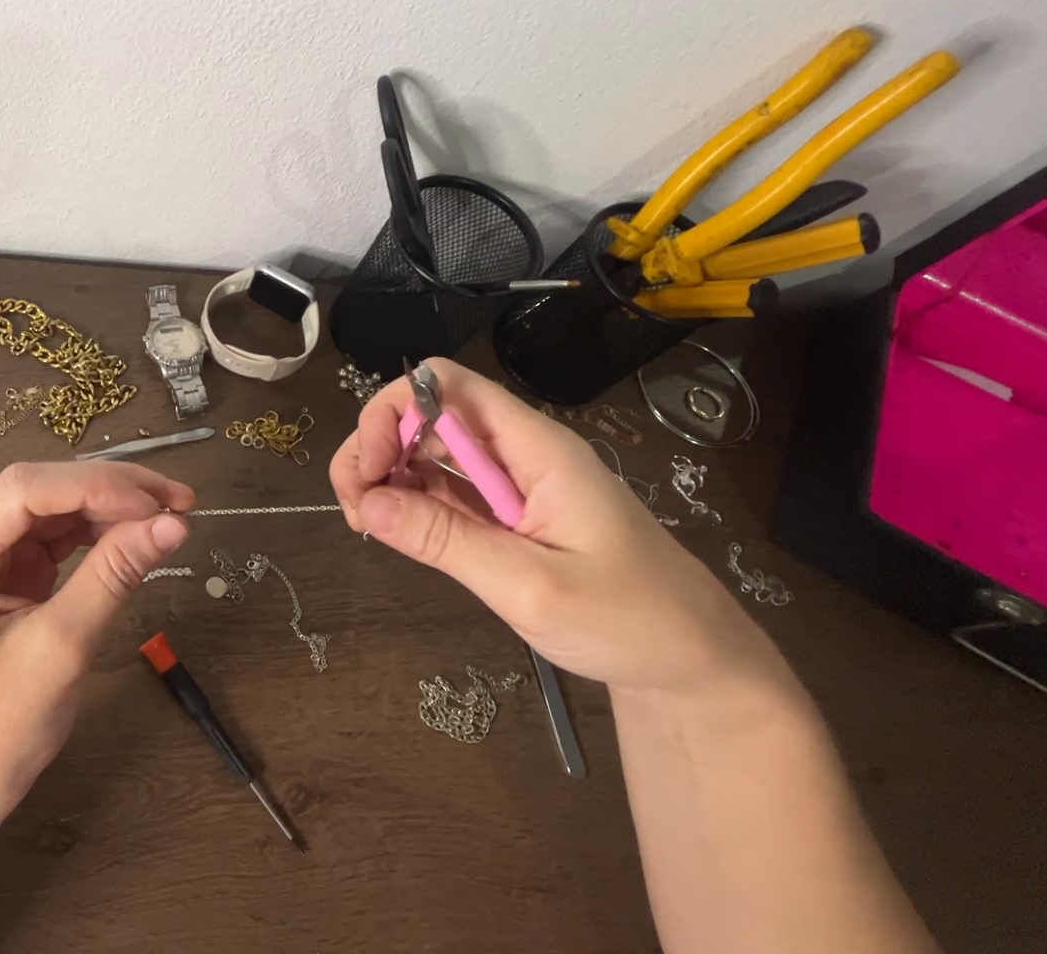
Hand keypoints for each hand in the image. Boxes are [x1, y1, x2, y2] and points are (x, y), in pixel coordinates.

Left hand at [0, 461, 192, 819]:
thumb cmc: (2, 727)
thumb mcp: (62, 647)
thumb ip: (113, 577)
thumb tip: (173, 523)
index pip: (20, 493)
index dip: (92, 486)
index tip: (155, 501)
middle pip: (38, 491)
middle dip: (108, 488)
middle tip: (176, 498)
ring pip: (54, 507)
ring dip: (112, 505)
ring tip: (169, 511)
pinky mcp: (11, 572)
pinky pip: (59, 536)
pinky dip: (102, 531)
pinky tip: (139, 532)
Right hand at [328, 358, 785, 696]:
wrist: (691, 662)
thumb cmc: (627, 620)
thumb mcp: (528, 585)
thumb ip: (444, 539)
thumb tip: (366, 502)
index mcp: (536, 448)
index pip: (448, 385)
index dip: (395, 412)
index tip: (370, 474)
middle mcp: (518, 451)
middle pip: (427, 413)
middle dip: (376, 446)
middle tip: (355, 510)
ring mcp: (511, 481)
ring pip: (428, 450)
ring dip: (385, 475)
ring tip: (365, 524)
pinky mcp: (505, 511)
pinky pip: (443, 488)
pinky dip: (407, 501)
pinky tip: (393, 529)